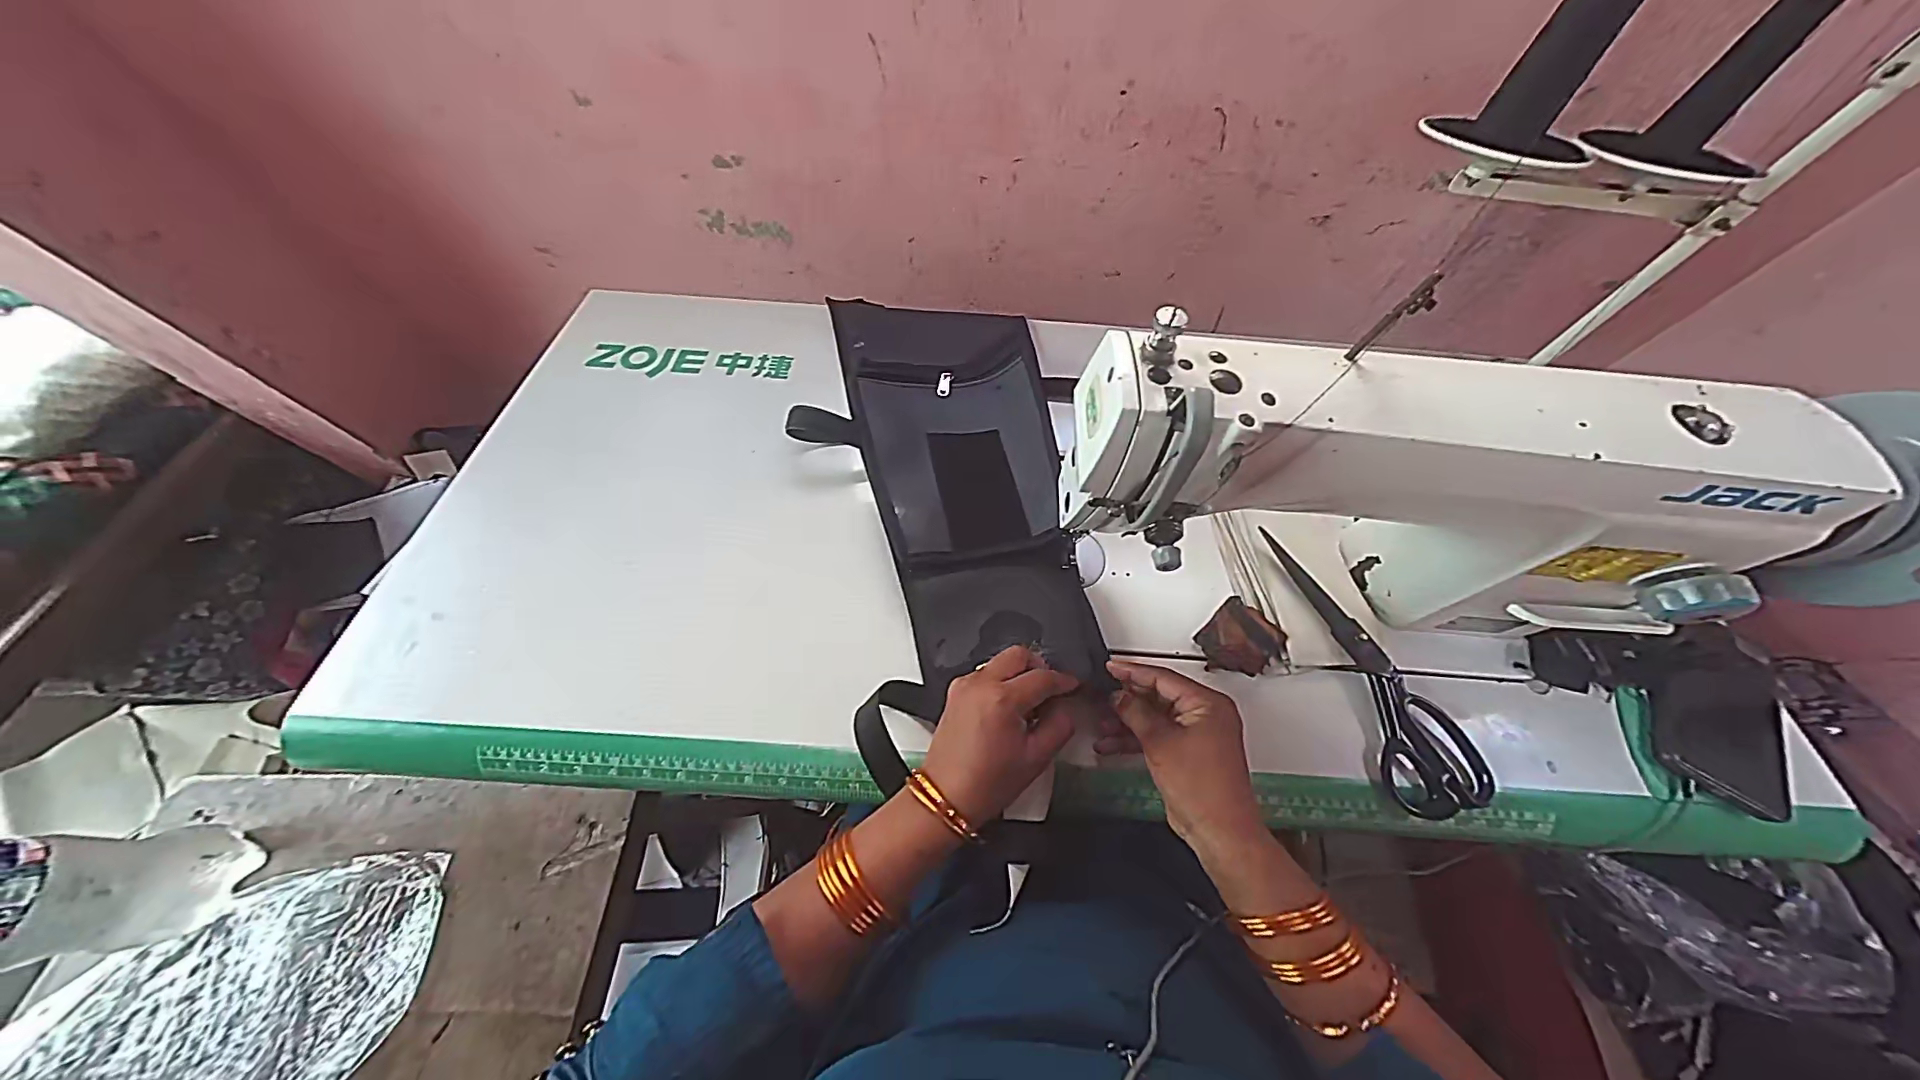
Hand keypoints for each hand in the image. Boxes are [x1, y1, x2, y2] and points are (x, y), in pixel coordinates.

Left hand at [920, 645, 1080, 822]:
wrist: (947, 797)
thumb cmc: (985, 784)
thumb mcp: (1037, 758)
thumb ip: (1060, 725)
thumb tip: (1066, 706)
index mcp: (1002, 698)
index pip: (1043, 676)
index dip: (1064, 681)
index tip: (1072, 686)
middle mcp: (980, 684)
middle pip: (1019, 655)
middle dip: (1040, 668)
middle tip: (1051, 690)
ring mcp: (964, 686)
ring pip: (1001, 662)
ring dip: (1019, 675)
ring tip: (1029, 705)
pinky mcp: (955, 693)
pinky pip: (985, 675)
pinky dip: (1001, 683)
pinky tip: (1008, 710)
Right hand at [1106, 660, 1265, 850]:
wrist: (1219, 831)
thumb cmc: (1204, 789)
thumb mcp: (1160, 742)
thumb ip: (1136, 713)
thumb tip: (1119, 696)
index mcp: (1208, 704)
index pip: (1164, 677)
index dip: (1134, 671)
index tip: (1112, 666)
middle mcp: (1206, 715)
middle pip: (1159, 696)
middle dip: (1129, 698)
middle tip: (1104, 694)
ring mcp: (1197, 735)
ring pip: (1155, 717)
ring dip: (1128, 721)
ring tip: (1104, 722)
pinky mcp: (1188, 753)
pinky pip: (1158, 735)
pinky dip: (1136, 738)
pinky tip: (1113, 743)